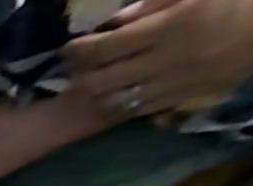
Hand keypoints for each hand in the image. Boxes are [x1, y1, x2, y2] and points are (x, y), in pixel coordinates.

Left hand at [66, 0, 252, 115]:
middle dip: (80, 74)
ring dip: (97, 93)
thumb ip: (155, 3)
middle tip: (79, 66)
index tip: (68, 48)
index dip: (78, 49)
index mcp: (174, 26)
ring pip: (111, 99)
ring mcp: (175, 82)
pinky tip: (121, 91)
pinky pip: (136, 108)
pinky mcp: (184, 97)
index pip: (104, 47)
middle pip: (97, 80)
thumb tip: (112, 23)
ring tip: (95, 81)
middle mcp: (167, 59)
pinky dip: (121, 102)